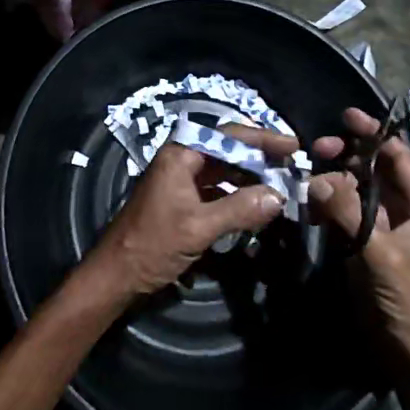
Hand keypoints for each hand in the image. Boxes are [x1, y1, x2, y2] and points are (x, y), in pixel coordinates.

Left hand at [80, 128, 288, 302]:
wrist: (117, 273)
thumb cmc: (153, 244)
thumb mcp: (199, 227)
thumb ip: (239, 209)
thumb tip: (279, 196)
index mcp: (180, 156)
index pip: (227, 136)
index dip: (261, 139)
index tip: (293, 145)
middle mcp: (180, 162)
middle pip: (226, 150)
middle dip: (259, 157)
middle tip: (292, 165)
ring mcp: (180, 181)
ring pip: (222, 171)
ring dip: (250, 176)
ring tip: (281, 184)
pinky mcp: (182, 202)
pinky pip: (216, 189)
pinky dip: (237, 194)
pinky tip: (257, 204)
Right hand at [309, 108, 409, 381]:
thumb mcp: (383, 257)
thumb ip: (351, 215)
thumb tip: (318, 178)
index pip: (400, 157)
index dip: (375, 133)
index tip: (346, 116)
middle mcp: (407, 212)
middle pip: (375, 169)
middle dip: (347, 156)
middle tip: (316, 150)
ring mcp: (386, 229)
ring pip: (357, 189)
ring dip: (334, 180)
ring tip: (309, 182)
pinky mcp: (368, 245)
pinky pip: (346, 213)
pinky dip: (329, 204)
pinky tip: (311, 206)